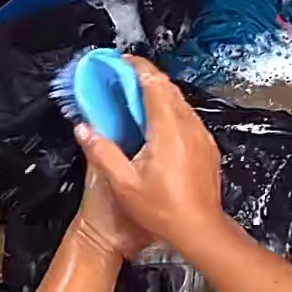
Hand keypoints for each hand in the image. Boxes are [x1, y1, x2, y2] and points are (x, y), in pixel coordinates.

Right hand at [73, 55, 228, 248]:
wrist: (200, 230)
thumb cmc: (163, 210)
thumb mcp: (123, 183)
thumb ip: (101, 152)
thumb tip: (83, 129)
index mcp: (167, 129)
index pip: (154, 83)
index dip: (137, 66)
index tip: (121, 61)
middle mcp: (188, 126)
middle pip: (167, 88)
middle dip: (145, 77)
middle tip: (123, 78)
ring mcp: (201, 135)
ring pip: (179, 101)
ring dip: (158, 94)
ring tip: (136, 99)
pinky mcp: (207, 146)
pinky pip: (188, 116)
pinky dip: (170, 110)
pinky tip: (156, 125)